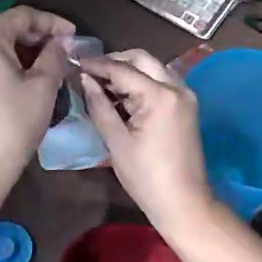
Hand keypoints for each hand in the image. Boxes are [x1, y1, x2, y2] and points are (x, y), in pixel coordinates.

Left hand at [0, 6, 76, 186]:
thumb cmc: (13, 124)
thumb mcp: (42, 87)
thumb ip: (54, 56)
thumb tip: (61, 41)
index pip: (21, 15)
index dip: (51, 21)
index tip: (74, 35)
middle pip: (7, 28)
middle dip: (38, 36)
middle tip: (65, 50)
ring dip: (26, 51)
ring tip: (53, 64)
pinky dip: (10, 64)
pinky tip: (31, 77)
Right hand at [78, 50, 218, 224]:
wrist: (184, 203)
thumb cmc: (146, 176)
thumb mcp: (116, 141)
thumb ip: (99, 105)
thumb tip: (84, 79)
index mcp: (160, 95)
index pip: (122, 69)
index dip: (97, 64)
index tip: (75, 62)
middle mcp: (177, 87)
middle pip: (142, 59)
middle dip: (115, 61)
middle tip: (90, 71)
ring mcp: (185, 96)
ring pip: (153, 68)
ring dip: (129, 70)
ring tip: (102, 83)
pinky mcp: (186, 106)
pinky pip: (161, 82)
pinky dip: (141, 82)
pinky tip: (122, 95)